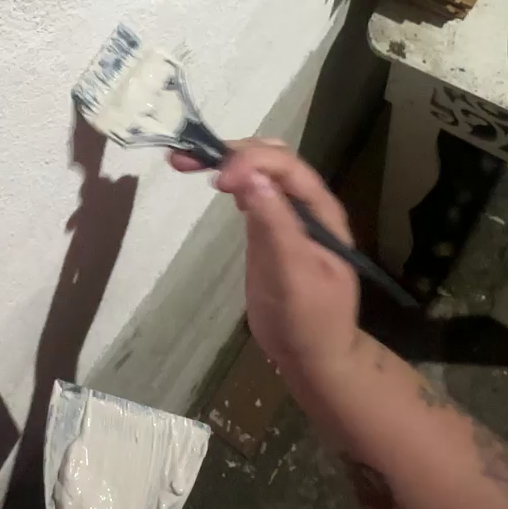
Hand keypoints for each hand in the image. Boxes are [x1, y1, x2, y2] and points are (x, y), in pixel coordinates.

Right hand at [168, 139, 361, 379]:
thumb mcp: (293, 273)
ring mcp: (286, 213)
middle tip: (188, 161)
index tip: (218, 180)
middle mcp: (304, 203)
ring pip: (258, 170)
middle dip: (232, 152)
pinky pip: (251, 191)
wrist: (314, 356)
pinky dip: (230, 180)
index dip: (251, 162)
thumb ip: (274, 223)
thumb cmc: (309, 319)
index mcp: (320, 209)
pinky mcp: (267, 227)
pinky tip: (212, 182)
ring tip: (186, 163)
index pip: (286, 166)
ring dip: (226, 160)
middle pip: (270, 158)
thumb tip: (250, 176)